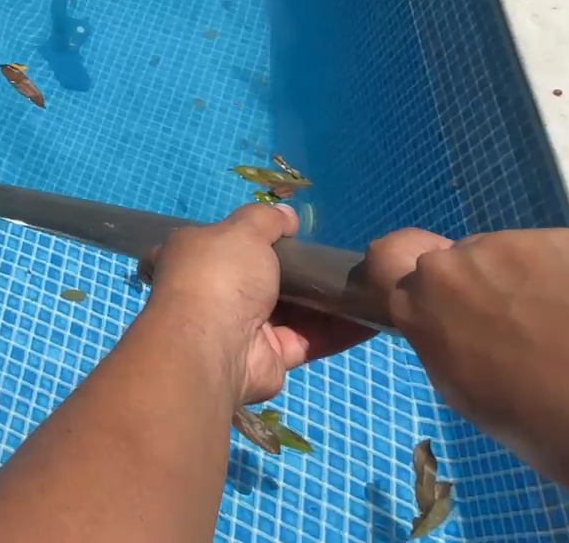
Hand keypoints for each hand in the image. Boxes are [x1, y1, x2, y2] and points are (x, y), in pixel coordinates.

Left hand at [140, 204, 376, 404]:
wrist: (217, 343)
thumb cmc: (221, 274)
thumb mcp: (241, 232)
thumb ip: (264, 220)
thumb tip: (286, 214)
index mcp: (194, 255)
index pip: (221, 242)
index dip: (251, 237)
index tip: (288, 234)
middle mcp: (212, 287)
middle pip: (260, 276)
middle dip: (295, 271)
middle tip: (334, 261)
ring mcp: (240, 323)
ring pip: (290, 308)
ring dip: (325, 300)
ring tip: (366, 286)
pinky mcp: (270, 354)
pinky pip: (310, 337)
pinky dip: (340, 329)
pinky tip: (373, 318)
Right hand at [369, 227, 568, 538]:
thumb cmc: (565, 435)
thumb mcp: (477, 397)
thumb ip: (449, 342)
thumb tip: (467, 331)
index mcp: (421, 302)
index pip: (388, 256)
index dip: (413, 268)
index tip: (448, 295)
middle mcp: (465, 262)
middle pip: (474, 262)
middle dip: (501, 288)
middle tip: (548, 336)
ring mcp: (535, 245)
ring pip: (538, 260)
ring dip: (559, 286)